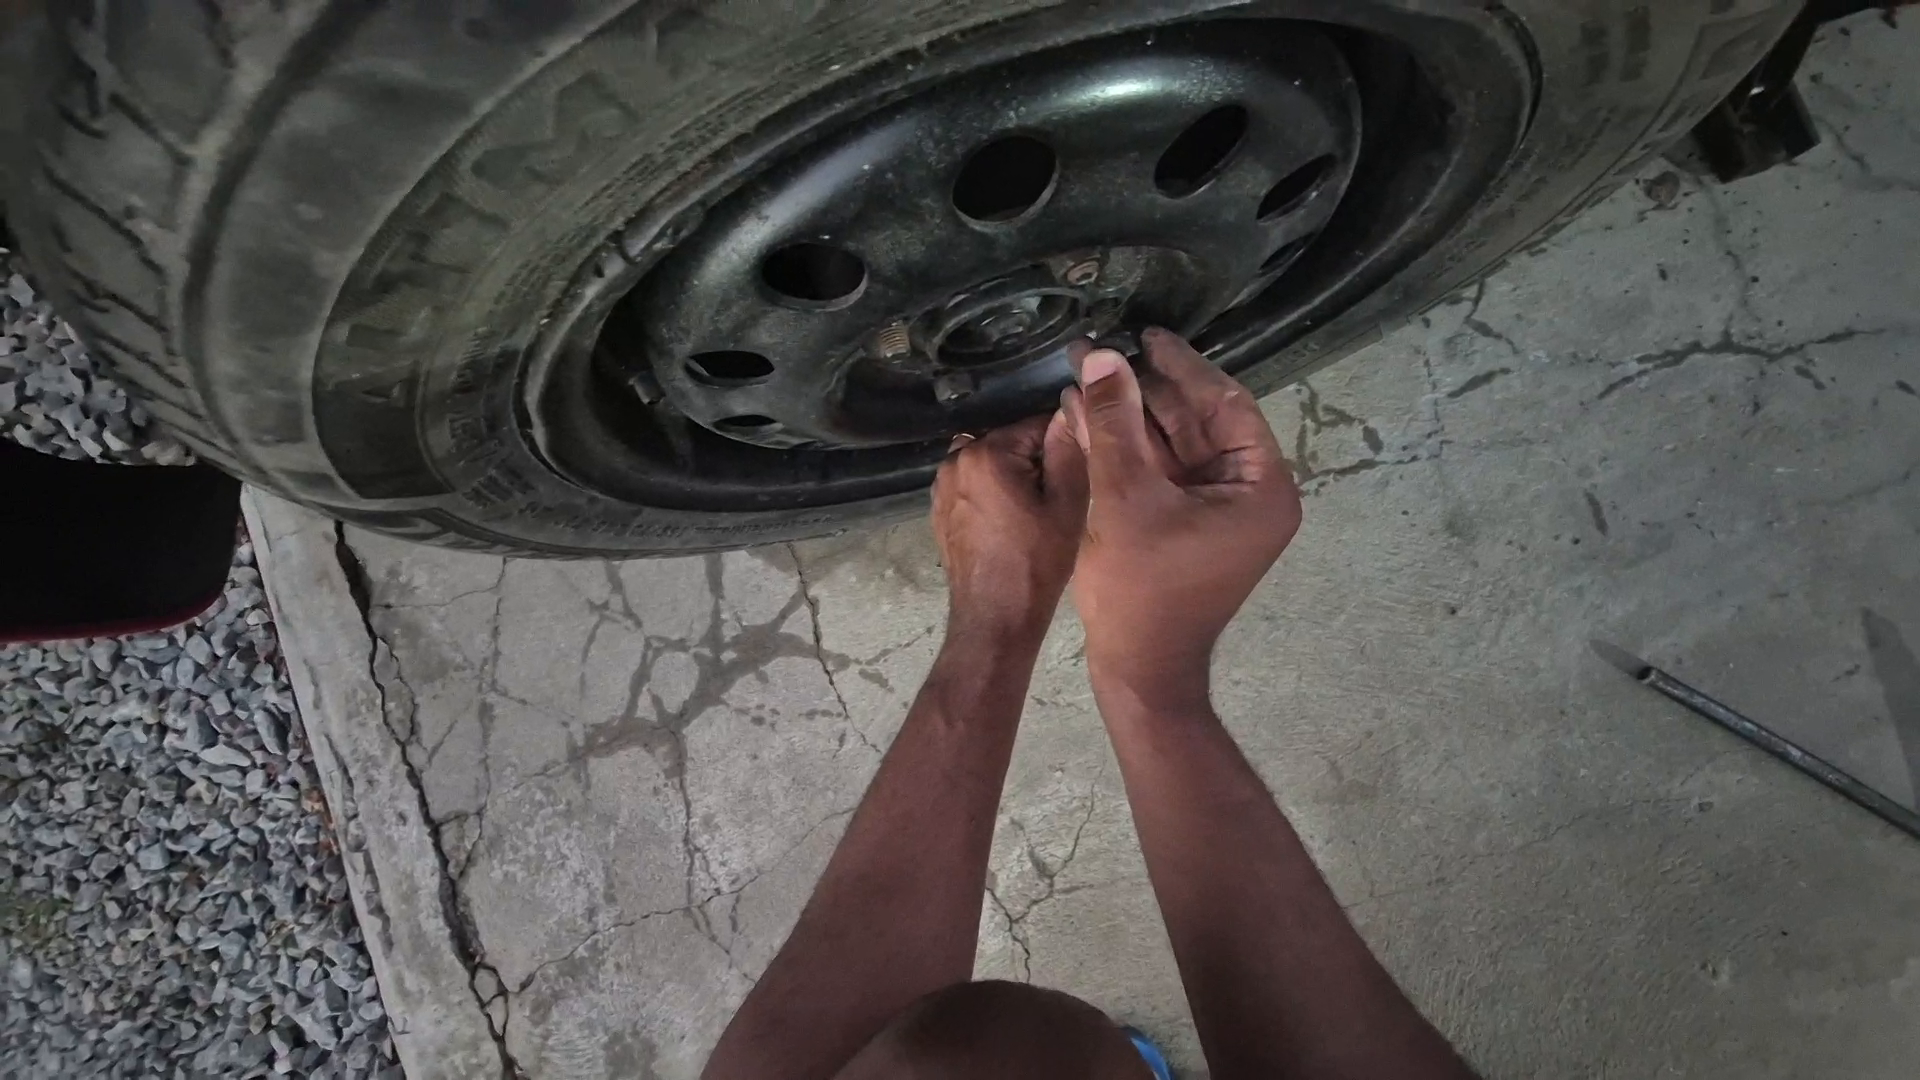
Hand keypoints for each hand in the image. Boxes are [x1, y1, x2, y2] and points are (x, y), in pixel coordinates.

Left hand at [931, 413, 1088, 642]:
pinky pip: (973, 485)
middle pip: (1010, 442)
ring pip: (991, 463)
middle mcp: (955, 460)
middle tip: (1053, 500)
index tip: (1073, 476)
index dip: (1061, 447)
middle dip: (1033, 462)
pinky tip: (1007, 524)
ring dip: (1012, 478)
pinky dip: (991, 494)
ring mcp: (941, 485)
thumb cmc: (1036, 563)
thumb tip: (1068, 411)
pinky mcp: (938, 507)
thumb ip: (1068, 449)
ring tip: (1030, 515)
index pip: (1036, 424)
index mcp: (986, 453)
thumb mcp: (1067, 504)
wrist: (994, 616)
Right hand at [1060, 328, 1300, 702]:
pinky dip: (1120, 450)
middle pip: (1192, 422)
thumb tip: (1099, 356)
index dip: (1181, 366)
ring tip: (1077, 378)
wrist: (1137, 669)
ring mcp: (1211, 511)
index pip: (1225, 405)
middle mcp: (1245, 493)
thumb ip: (1114, 423)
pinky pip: (1153, 473)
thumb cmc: (1142, 588)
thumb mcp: (1126, 497)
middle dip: (1138, 390)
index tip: (1146, 335)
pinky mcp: (1180, 524)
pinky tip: (1082, 418)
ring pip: (1165, 446)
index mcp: (1261, 487)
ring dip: (1122, 417)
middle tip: (1093, 354)